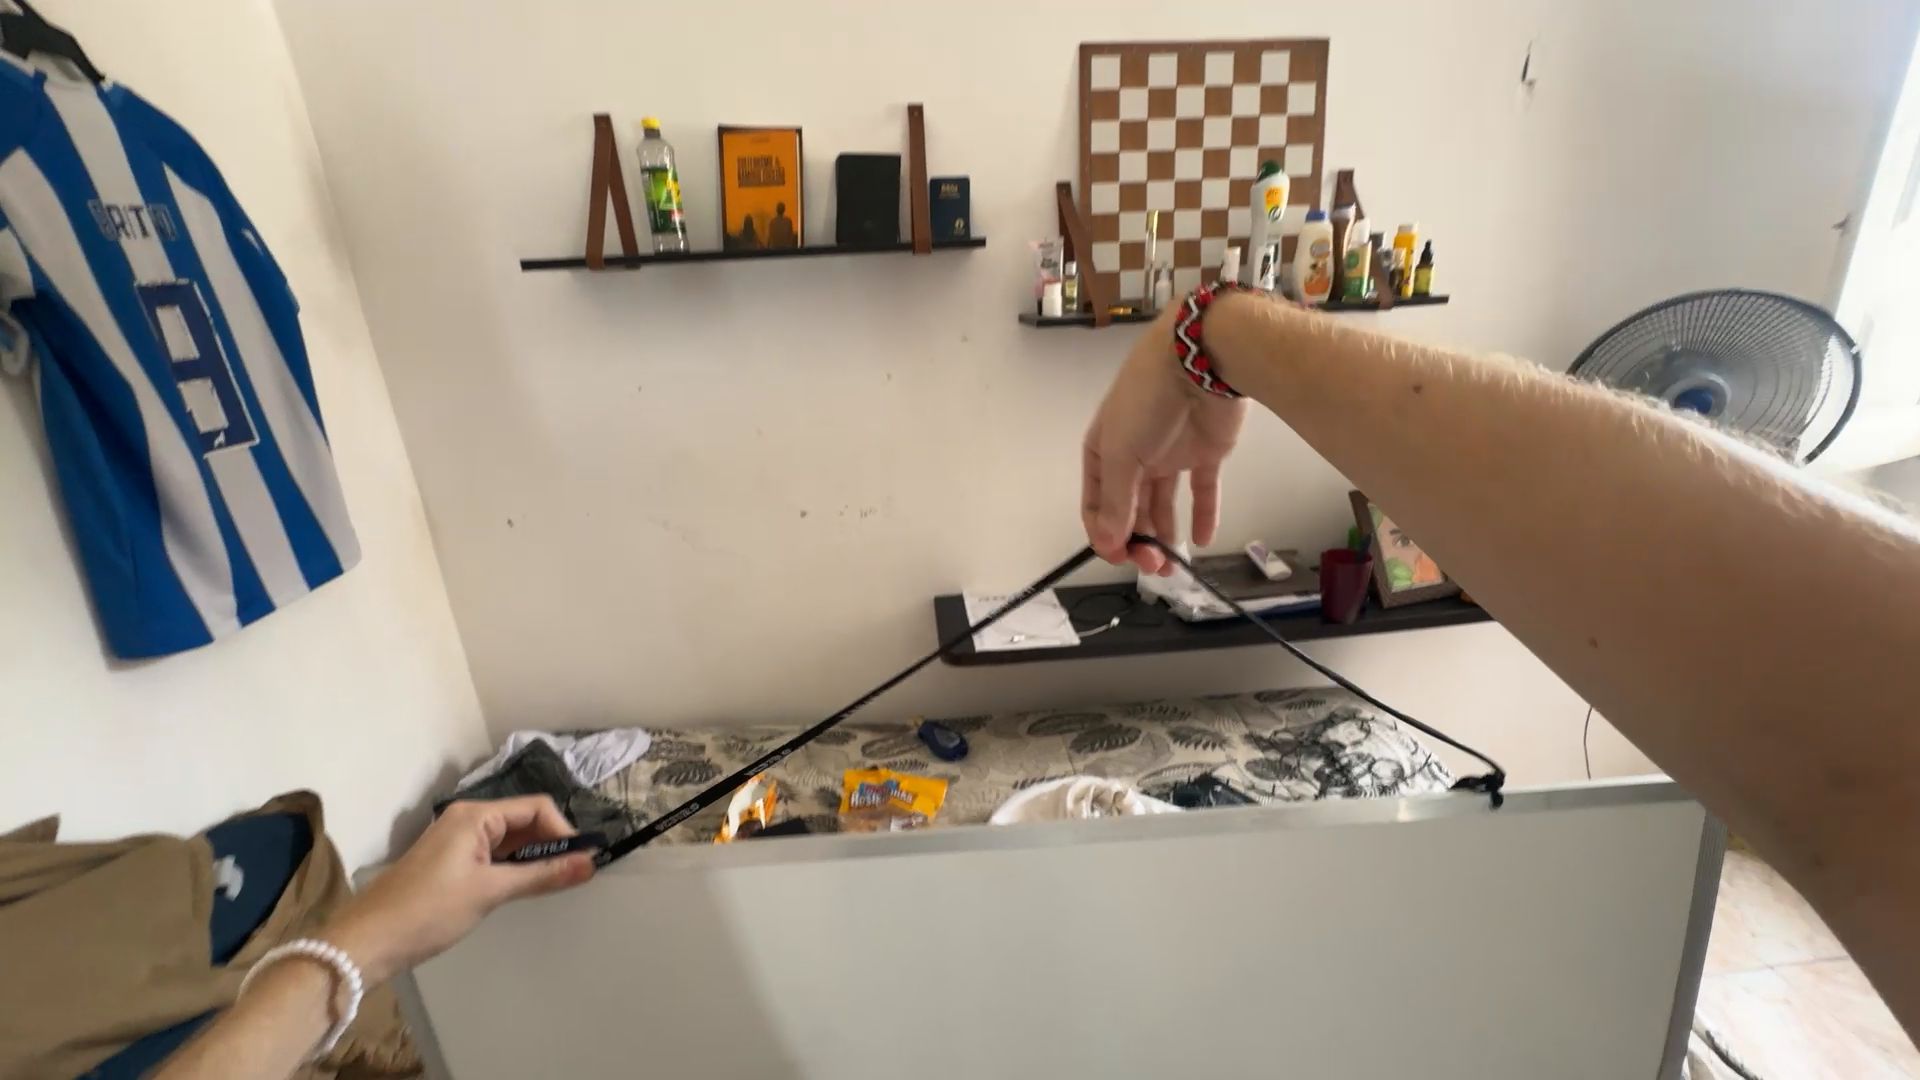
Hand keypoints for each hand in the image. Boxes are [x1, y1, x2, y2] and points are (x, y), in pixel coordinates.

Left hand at [321, 796, 594, 983]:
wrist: (359, 948)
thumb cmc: (426, 912)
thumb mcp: (490, 892)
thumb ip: (543, 875)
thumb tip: (590, 864)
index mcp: (475, 815)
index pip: (536, 807)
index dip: (562, 831)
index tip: (579, 859)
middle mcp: (466, 819)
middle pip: (524, 820)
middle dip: (549, 843)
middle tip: (568, 872)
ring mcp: (455, 840)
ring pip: (509, 838)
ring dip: (531, 856)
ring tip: (548, 881)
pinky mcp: (448, 861)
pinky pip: (493, 853)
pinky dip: (511, 865)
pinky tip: (518, 886)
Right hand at [1082, 312, 1247, 574]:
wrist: (1201, 358)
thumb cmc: (1147, 403)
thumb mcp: (1120, 453)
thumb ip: (1116, 501)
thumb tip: (1108, 541)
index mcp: (1103, 453)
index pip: (1097, 505)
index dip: (1104, 534)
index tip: (1120, 558)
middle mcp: (1132, 457)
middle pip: (1130, 509)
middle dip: (1136, 540)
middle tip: (1152, 565)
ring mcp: (1168, 455)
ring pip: (1162, 504)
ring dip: (1164, 534)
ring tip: (1173, 562)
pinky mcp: (1203, 453)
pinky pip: (1201, 490)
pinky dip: (1202, 514)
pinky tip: (1202, 539)